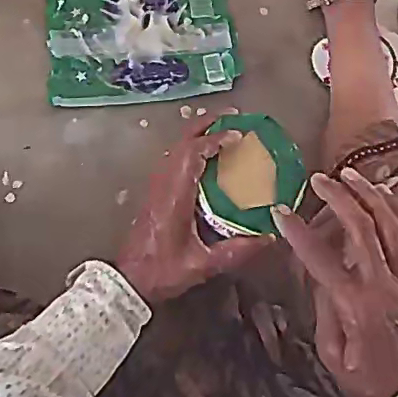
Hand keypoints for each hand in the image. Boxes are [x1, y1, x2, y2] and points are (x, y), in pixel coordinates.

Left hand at [114, 124, 272, 303]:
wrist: (128, 280)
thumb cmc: (162, 271)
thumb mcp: (202, 265)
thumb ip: (236, 251)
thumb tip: (269, 237)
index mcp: (174, 195)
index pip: (192, 154)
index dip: (215, 139)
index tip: (238, 134)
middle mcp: (164, 183)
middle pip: (183, 141)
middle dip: (208, 123)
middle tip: (235, 117)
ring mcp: (158, 184)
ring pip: (178, 146)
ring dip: (200, 132)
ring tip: (226, 129)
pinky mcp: (157, 189)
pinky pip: (176, 156)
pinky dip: (194, 146)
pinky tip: (211, 153)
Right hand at [275, 169, 397, 396]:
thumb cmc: (366, 381)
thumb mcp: (332, 353)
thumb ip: (324, 307)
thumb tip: (317, 270)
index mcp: (358, 305)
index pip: (324, 260)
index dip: (299, 234)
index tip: (280, 213)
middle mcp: (385, 283)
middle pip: (364, 228)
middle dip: (340, 198)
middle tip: (320, 179)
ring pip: (391, 224)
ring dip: (371, 194)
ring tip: (351, 175)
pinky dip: (396, 208)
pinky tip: (383, 193)